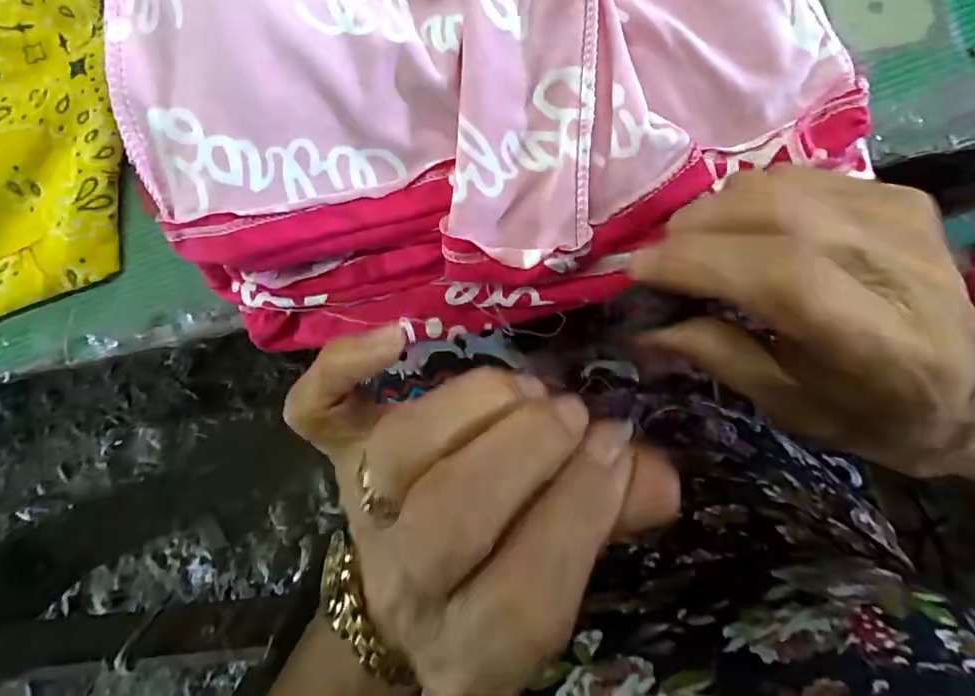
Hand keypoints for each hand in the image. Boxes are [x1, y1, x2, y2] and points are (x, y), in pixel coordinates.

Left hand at [284, 328, 679, 695]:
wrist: (398, 605)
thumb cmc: (492, 580)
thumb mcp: (555, 579)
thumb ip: (609, 523)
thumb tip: (660, 471)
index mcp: (470, 636)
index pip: (525, 592)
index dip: (578, 509)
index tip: (615, 444)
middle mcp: (405, 577)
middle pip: (451, 515)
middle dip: (524, 452)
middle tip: (570, 412)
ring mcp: (358, 508)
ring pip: (397, 453)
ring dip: (472, 407)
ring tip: (528, 388)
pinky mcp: (333, 457)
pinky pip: (314, 411)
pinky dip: (343, 367)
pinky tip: (395, 338)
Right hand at [628, 166, 974, 477]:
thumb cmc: (876, 414)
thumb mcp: (791, 407)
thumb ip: (714, 353)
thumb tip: (639, 318)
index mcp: (886, 343)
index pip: (784, 275)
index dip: (699, 263)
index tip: (638, 270)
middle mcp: (902, 266)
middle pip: (772, 214)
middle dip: (693, 230)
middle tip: (659, 258)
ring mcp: (902, 217)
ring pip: (773, 185)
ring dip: (713, 210)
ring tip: (695, 244)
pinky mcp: (896, 193)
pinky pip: (790, 177)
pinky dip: (746, 199)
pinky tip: (743, 230)